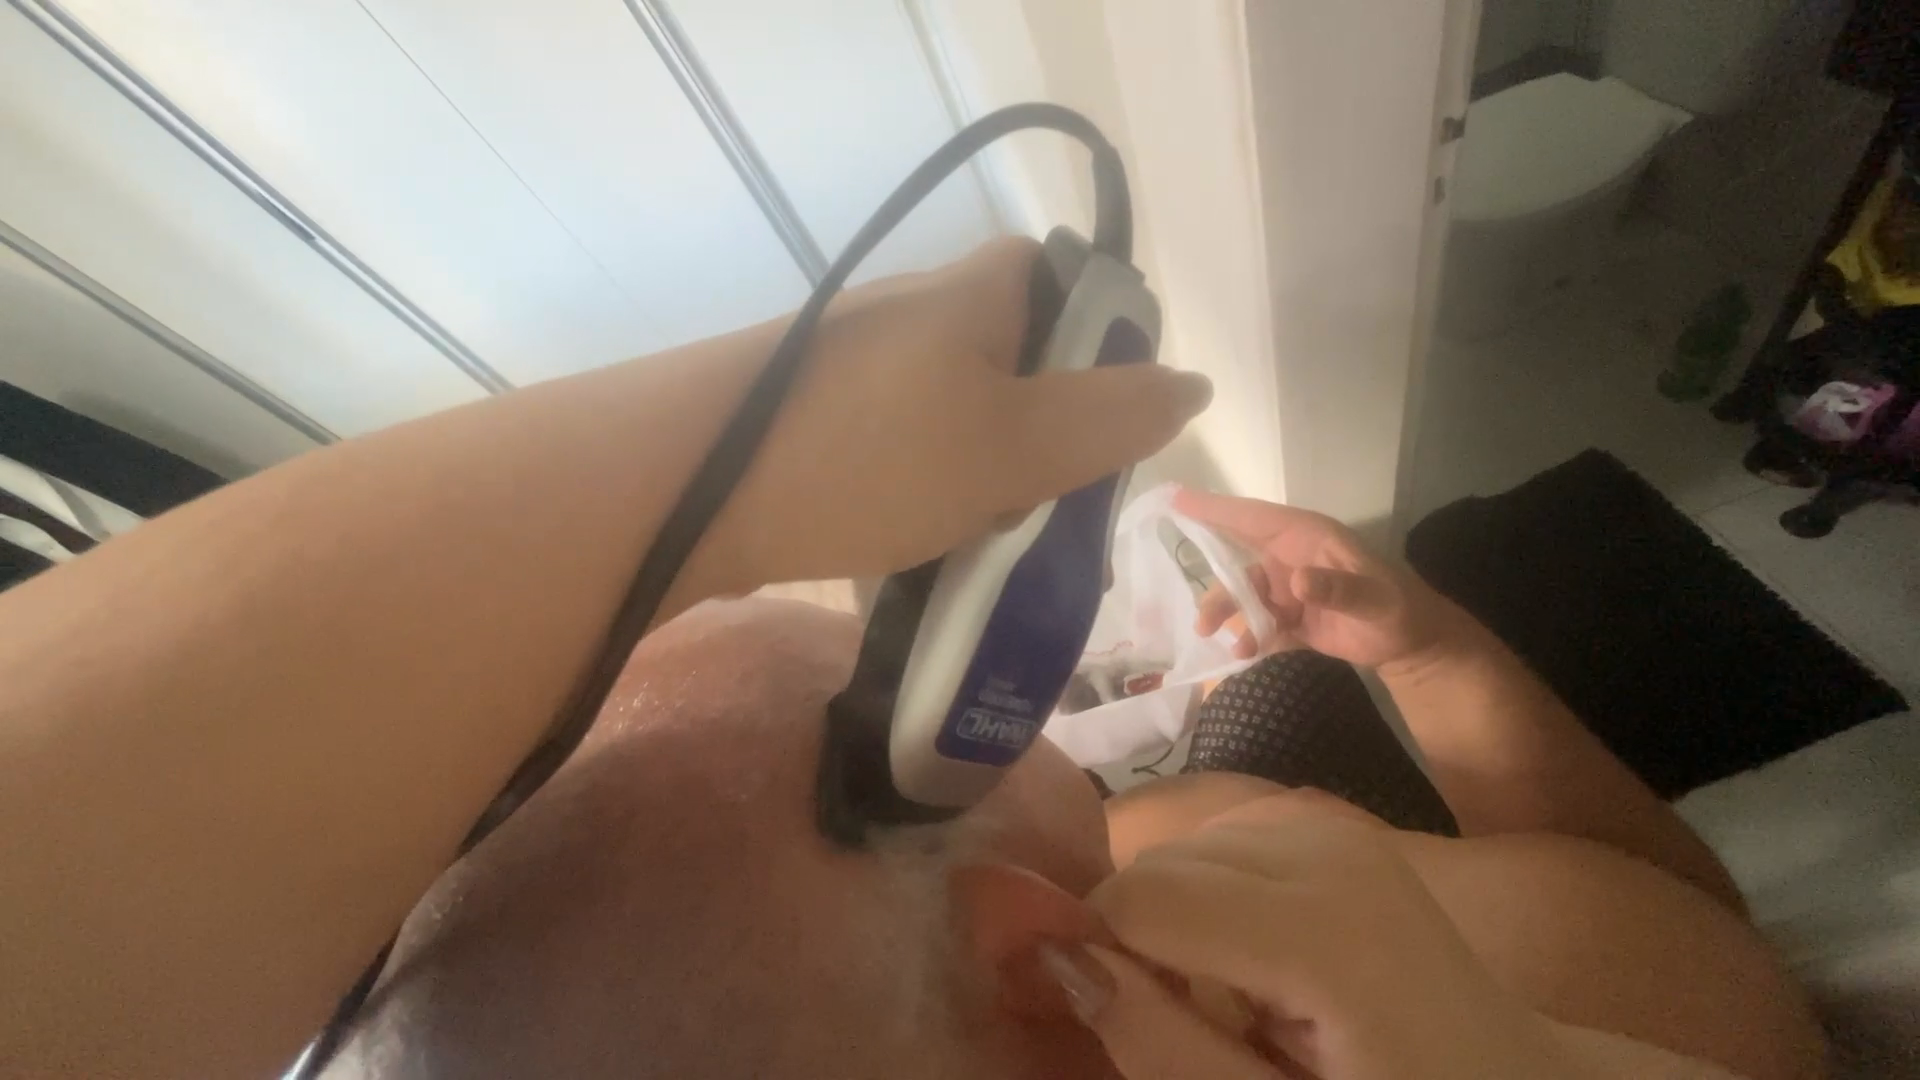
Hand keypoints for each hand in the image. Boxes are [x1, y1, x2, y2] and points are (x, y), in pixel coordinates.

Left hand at [708, 237, 1212, 589]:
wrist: (694, 492)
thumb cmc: (874, 456)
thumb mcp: (1015, 443)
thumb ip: (1112, 415)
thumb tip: (1192, 382)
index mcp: (977, 294)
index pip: (1074, 293)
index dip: (1105, 361)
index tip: (1101, 436)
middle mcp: (921, 314)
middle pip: (1022, 366)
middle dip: (1046, 441)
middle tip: (1050, 509)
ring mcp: (865, 366)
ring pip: (963, 417)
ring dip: (987, 478)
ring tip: (990, 541)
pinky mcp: (823, 418)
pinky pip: (907, 448)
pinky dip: (929, 491)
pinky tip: (925, 541)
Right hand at [1056, 802, 1572, 1078]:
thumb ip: (1161, 1047)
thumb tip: (1060, 961)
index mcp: (1322, 929)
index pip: (1143, 895)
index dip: (1105, 954)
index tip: (1128, 1019)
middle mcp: (1322, 846)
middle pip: (1159, 864)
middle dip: (1143, 939)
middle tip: (1198, 1023)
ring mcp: (1329, 826)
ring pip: (1181, 849)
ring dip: (1175, 919)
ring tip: (1235, 997)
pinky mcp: (1328, 825)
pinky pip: (1218, 844)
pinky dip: (1209, 896)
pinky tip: (1256, 956)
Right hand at [1174, 489, 1464, 671]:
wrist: (1412, 645)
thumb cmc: (1399, 609)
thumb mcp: (1375, 598)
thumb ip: (1338, 588)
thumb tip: (1295, 580)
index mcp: (1305, 538)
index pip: (1251, 518)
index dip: (1213, 509)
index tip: (1175, 500)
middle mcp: (1287, 558)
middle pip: (1236, 563)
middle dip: (1217, 588)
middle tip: (1201, 617)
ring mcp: (1283, 589)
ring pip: (1241, 597)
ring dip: (1228, 616)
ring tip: (1221, 638)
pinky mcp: (1285, 616)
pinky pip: (1255, 623)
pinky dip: (1248, 637)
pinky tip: (1246, 651)